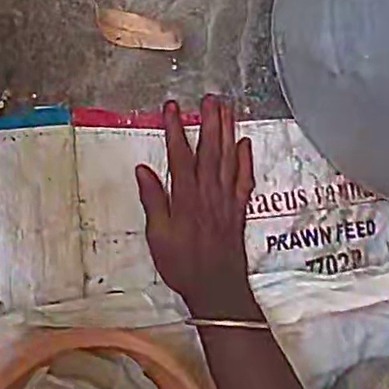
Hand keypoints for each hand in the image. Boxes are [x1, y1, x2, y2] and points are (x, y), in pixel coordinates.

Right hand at [136, 95, 259, 320]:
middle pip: (210, 150)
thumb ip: (153, 201)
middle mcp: (209, 193)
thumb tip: (143, 170)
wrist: (218, 289)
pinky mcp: (239, 208)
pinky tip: (245, 143)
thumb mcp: (158, 236)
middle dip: (209, 122)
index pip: (180, 156)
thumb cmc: (183, 264)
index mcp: (186, 198)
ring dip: (227, 132)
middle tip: (210, 98)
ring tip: (226, 109)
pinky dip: (245, 160)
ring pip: (228, 159)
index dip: (175, 129)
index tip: (171, 108)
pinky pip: (244, 179)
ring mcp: (227, 199)